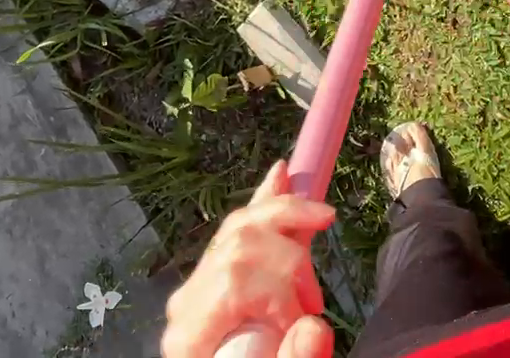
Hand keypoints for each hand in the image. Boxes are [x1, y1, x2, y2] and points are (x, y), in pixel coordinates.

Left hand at [161, 161, 335, 357]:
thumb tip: (314, 329)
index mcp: (191, 335)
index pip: (235, 278)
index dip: (278, 290)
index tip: (308, 320)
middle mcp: (190, 302)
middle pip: (240, 244)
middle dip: (290, 260)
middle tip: (315, 302)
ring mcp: (201, 287)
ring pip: (240, 226)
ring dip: (286, 221)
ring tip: (320, 226)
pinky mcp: (217, 280)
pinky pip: (239, 229)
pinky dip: (267, 204)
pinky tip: (282, 175)